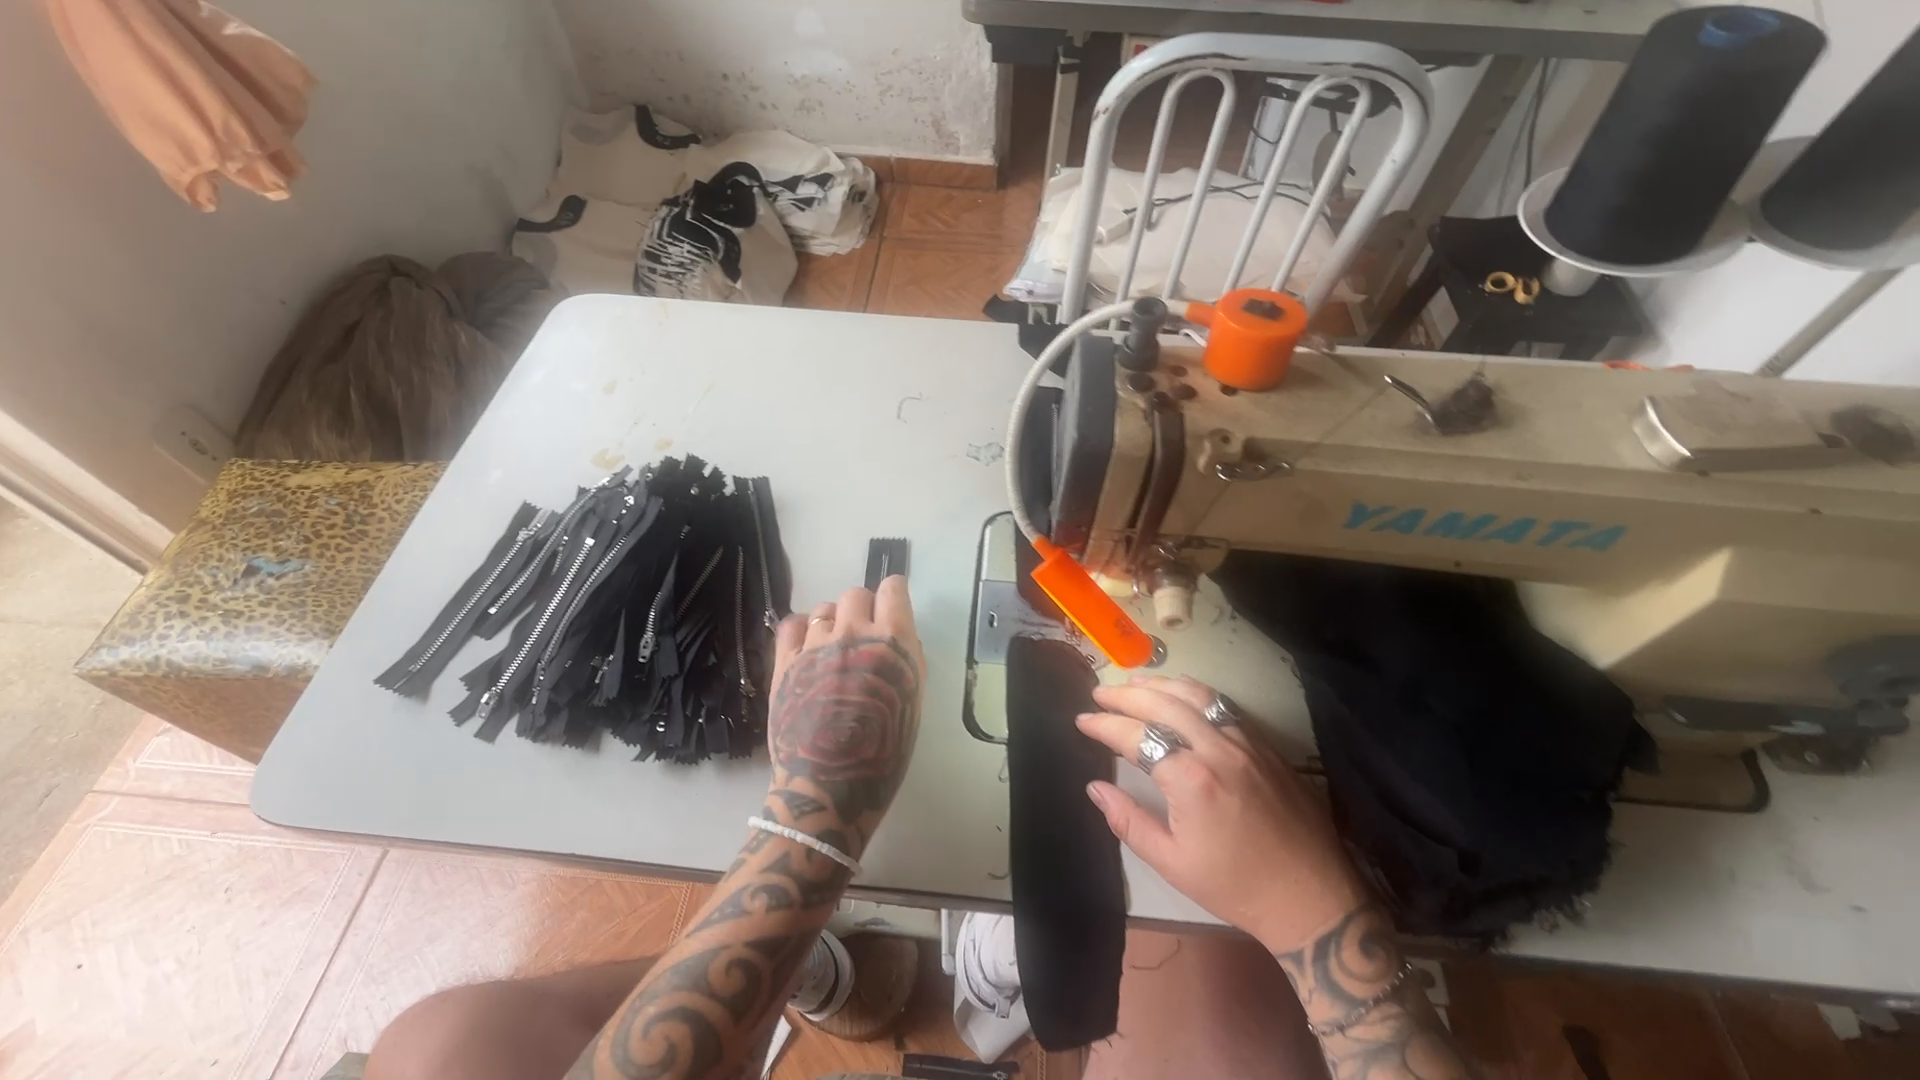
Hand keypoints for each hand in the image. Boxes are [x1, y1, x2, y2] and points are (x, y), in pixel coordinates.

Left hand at [761, 576, 924, 860]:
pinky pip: (791, 624)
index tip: (892, 610)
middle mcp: (853, 632)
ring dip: (832, 622)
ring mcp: (814, 644)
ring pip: (824, 609)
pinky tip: (806, 650)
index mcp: (893, 641)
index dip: (894, 596)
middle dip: (863, 611)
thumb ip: (908, 661)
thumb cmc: (882, 753)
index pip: (893, 588)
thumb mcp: (914, 704)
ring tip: (832, 651)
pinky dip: (801, 630)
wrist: (828, 787)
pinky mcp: (784, 660)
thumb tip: (898, 638)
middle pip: (857, 595)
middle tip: (863, 640)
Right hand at [1076, 674, 1368, 955]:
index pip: (1136, 736)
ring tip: (1134, 684)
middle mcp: (1218, 749)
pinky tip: (1181, 693)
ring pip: (1197, 695)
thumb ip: (1128, 820)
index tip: (1081, 721)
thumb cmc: (1236, 886)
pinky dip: (1195, 692)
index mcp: (1190, 779)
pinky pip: (1224, 705)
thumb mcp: (1172, 862)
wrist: (1312, 897)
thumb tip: (1095, 788)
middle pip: (1163, 703)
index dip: (1104, 725)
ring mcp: (1246, 742)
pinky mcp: (1266, 746)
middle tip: (1099, 693)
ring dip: (1160, 685)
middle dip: (1126, 694)